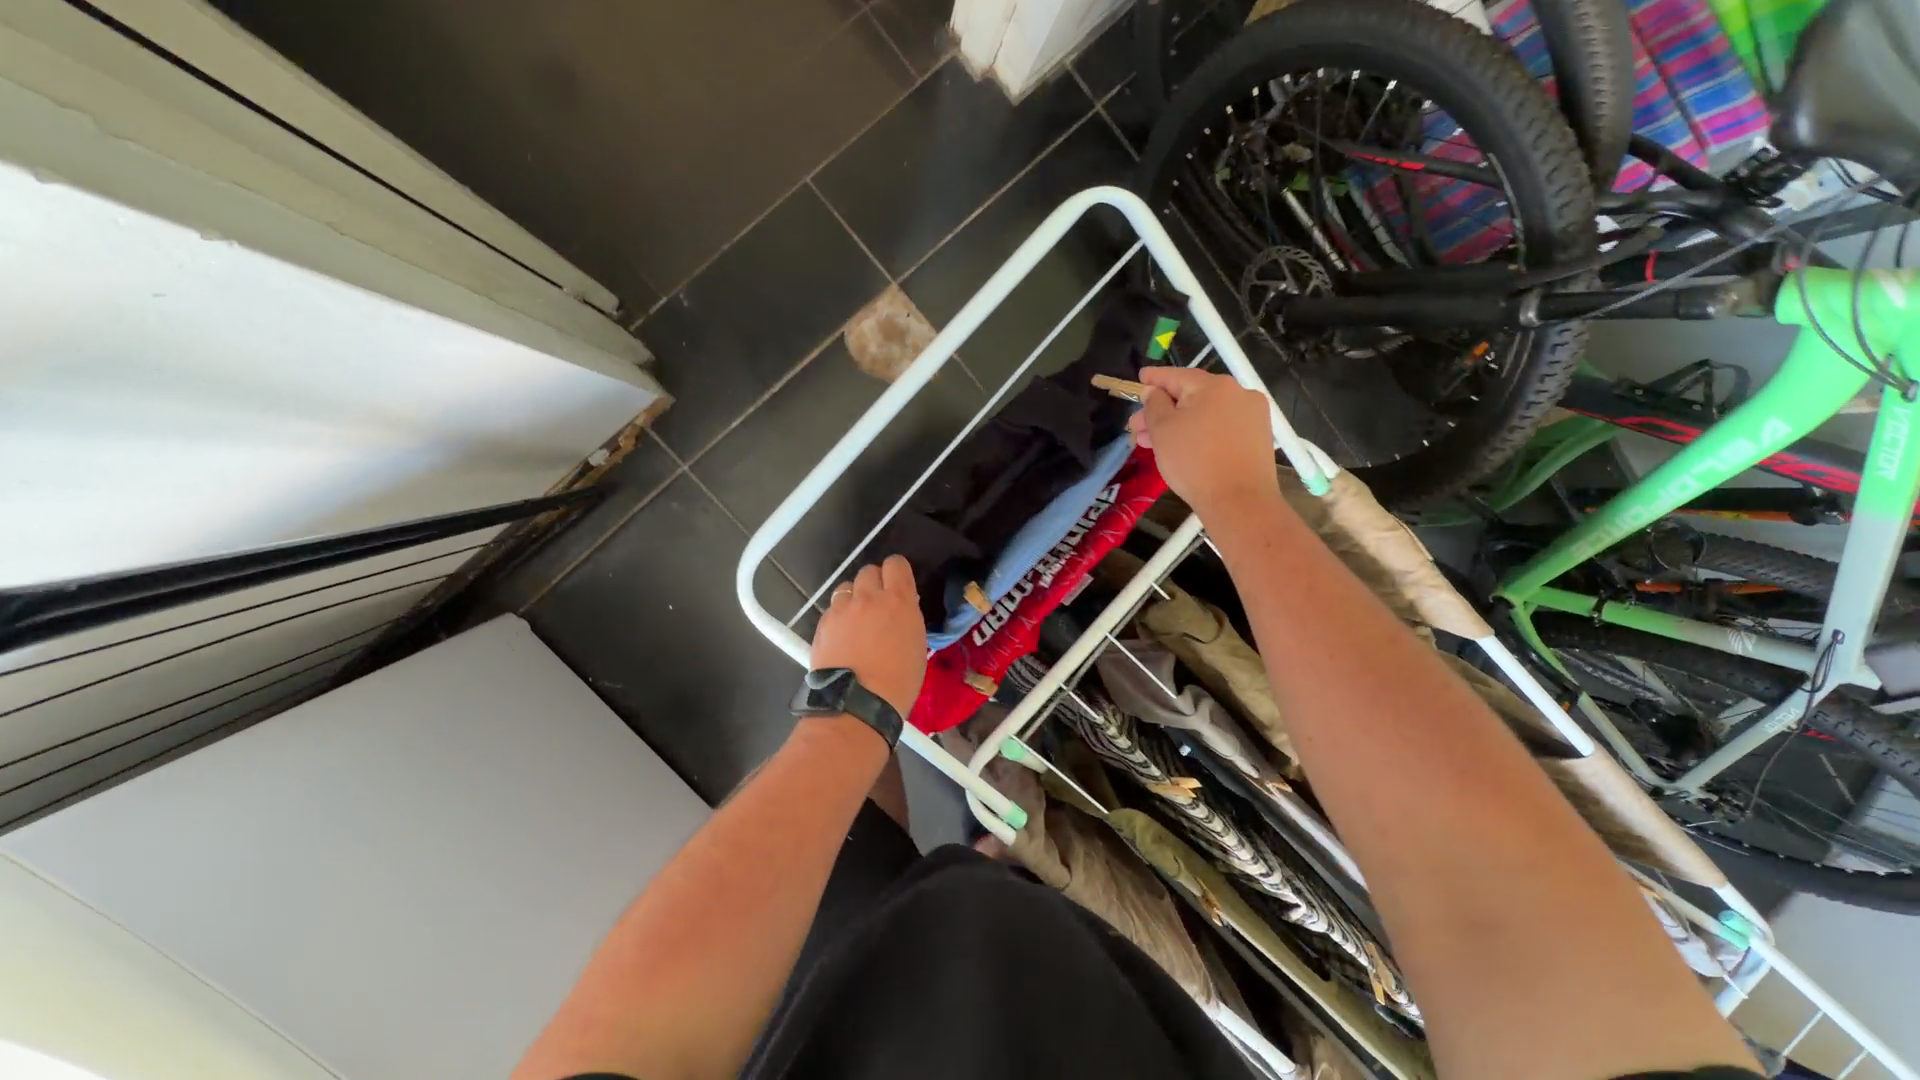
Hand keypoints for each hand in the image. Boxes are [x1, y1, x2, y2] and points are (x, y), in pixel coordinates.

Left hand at [809, 555, 926, 719]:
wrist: (858, 705)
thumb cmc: (899, 682)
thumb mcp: (916, 644)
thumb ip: (907, 617)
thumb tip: (900, 608)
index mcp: (898, 601)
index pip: (896, 564)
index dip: (897, 572)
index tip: (898, 585)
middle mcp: (868, 598)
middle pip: (868, 571)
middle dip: (875, 583)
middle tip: (878, 604)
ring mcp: (842, 610)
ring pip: (846, 587)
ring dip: (854, 597)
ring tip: (857, 619)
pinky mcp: (822, 624)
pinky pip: (832, 609)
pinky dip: (839, 616)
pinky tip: (842, 636)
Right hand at [1127, 366, 1280, 515]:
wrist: (1239, 501)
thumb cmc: (1194, 461)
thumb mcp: (1163, 430)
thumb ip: (1155, 404)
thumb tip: (1155, 391)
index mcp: (1214, 385)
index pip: (1177, 375)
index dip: (1154, 378)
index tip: (1140, 379)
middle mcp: (1238, 393)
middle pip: (1192, 396)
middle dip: (1162, 410)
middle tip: (1137, 427)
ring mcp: (1252, 416)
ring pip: (1206, 414)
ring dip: (1179, 425)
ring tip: (1153, 443)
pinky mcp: (1257, 438)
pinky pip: (1221, 428)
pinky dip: (1200, 433)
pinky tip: (1183, 448)